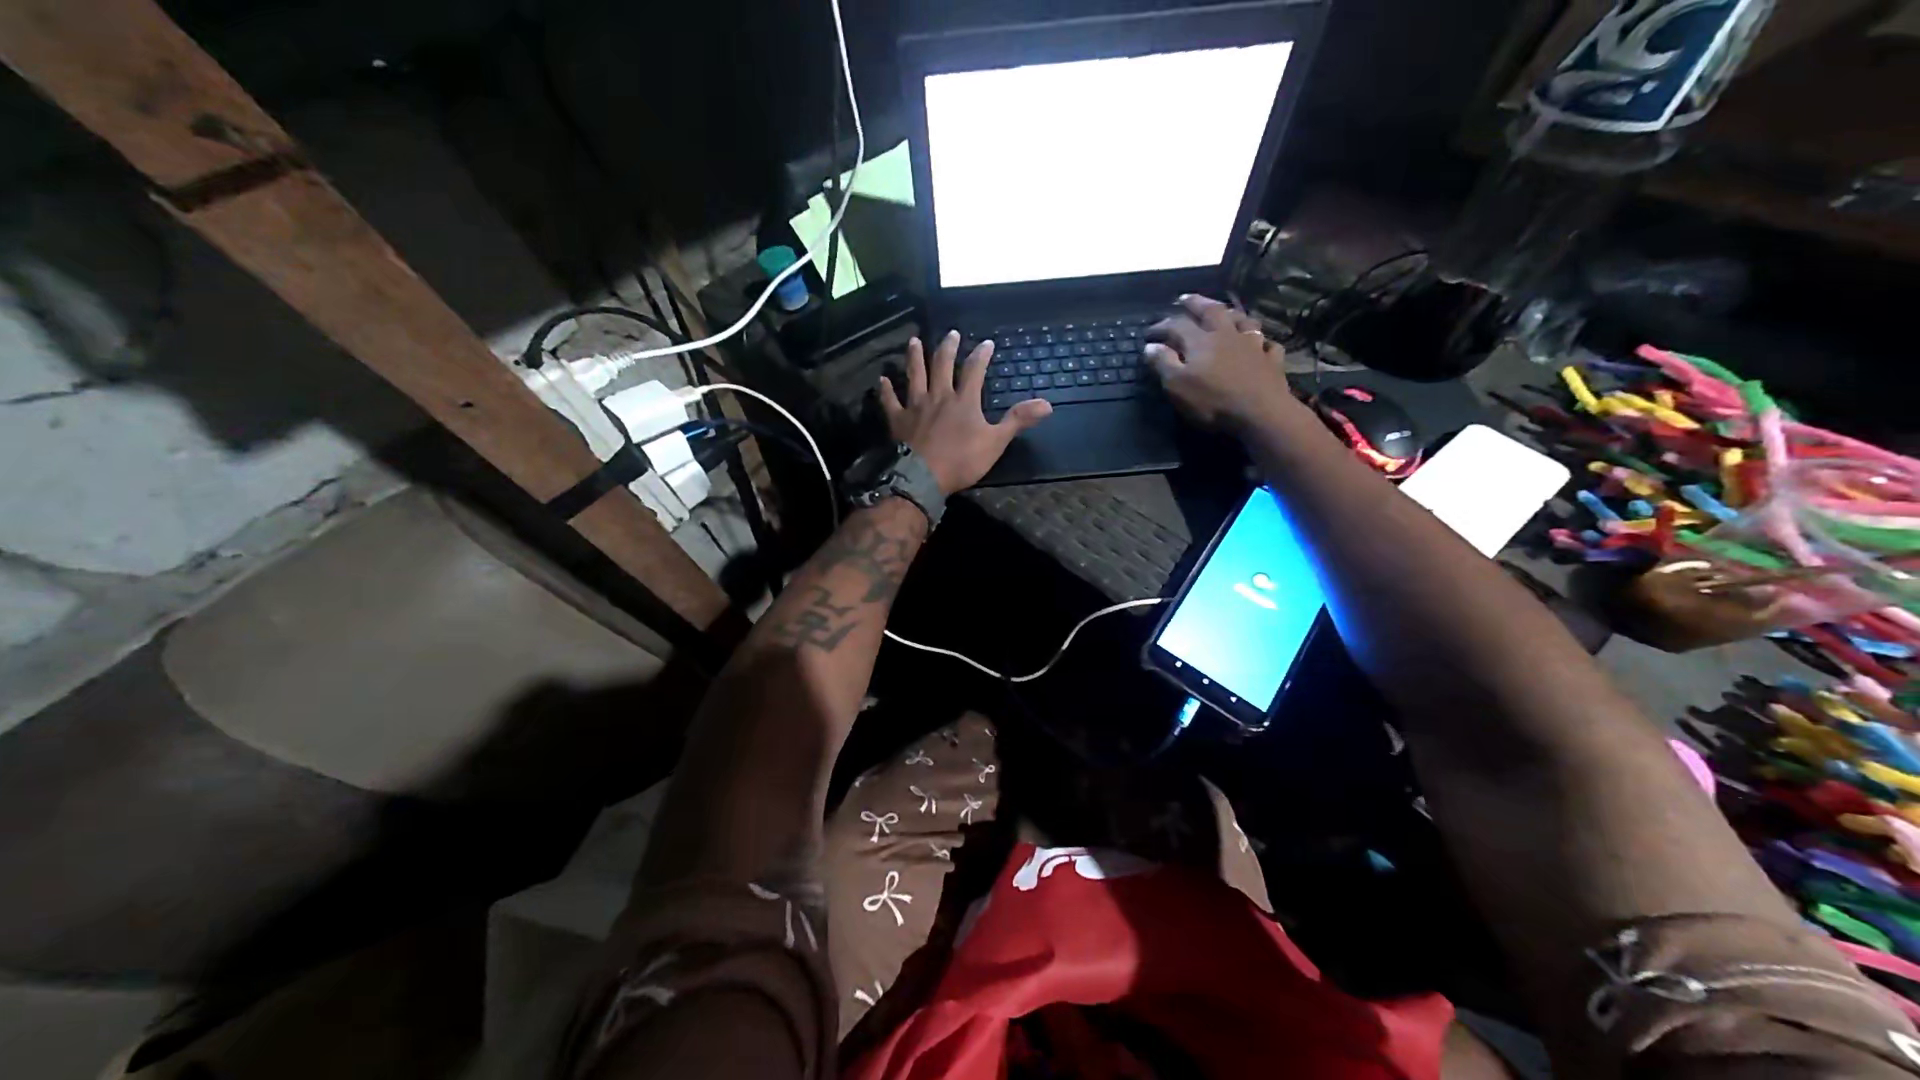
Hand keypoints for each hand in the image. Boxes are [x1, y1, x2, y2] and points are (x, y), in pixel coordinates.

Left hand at [878, 331, 1052, 493]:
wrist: (923, 476)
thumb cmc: (962, 460)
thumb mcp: (996, 442)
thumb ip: (1018, 420)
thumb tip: (1047, 404)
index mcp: (964, 401)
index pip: (975, 371)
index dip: (981, 356)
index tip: (986, 343)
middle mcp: (939, 396)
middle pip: (942, 365)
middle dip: (948, 347)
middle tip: (951, 334)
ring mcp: (915, 406)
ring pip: (915, 375)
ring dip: (914, 357)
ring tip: (913, 341)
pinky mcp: (898, 420)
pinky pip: (890, 401)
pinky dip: (886, 390)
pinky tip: (882, 379)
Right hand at [1144, 295, 1299, 430]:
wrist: (1261, 413)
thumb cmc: (1213, 400)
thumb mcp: (1177, 386)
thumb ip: (1163, 363)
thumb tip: (1150, 346)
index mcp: (1201, 340)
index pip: (1177, 325)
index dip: (1162, 325)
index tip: (1149, 332)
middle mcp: (1227, 335)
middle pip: (1212, 311)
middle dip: (1196, 303)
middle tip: (1185, 298)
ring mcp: (1253, 345)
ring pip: (1243, 321)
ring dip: (1233, 315)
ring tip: (1226, 313)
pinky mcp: (1271, 361)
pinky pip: (1268, 345)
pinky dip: (1262, 342)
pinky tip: (1261, 344)